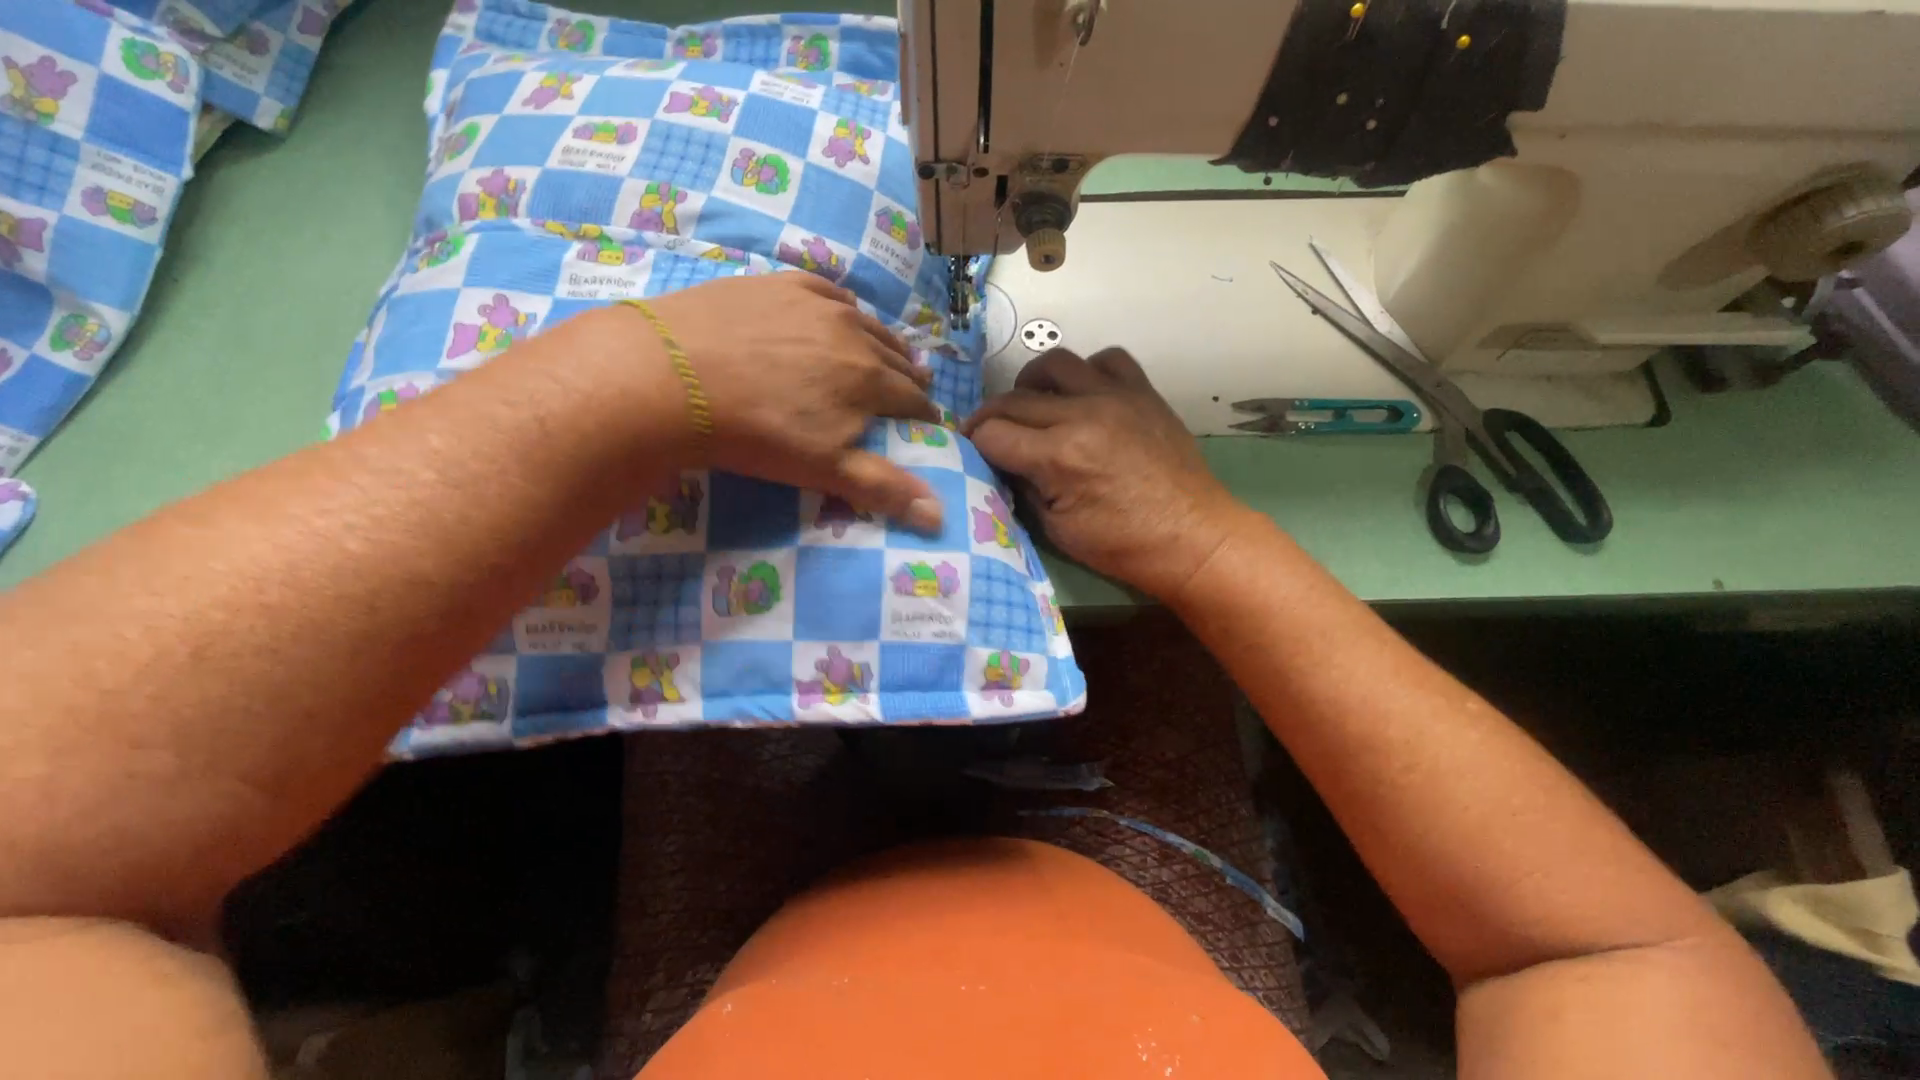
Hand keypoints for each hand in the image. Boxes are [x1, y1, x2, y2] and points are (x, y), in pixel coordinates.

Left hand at [636, 272, 943, 530]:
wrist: (672, 377)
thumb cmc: (754, 432)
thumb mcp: (822, 468)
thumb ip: (882, 488)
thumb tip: (939, 517)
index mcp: (869, 380)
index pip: (912, 399)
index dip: (925, 414)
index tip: (929, 422)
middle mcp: (853, 333)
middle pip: (895, 358)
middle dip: (909, 377)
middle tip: (914, 389)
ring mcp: (815, 303)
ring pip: (865, 321)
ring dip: (882, 341)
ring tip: (888, 352)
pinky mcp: (778, 284)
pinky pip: (826, 289)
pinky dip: (842, 304)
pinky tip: (842, 309)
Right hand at [963, 348, 1249, 599]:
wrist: (1192, 537)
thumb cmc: (1122, 546)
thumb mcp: (1057, 529)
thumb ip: (1024, 487)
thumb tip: (1002, 462)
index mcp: (1059, 456)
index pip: (992, 434)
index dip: (972, 444)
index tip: (969, 453)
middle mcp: (1084, 414)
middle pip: (1014, 399)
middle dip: (991, 418)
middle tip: (989, 436)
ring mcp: (1116, 397)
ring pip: (1054, 363)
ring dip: (1032, 384)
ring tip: (1033, 406)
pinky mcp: (1143, 392)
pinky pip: (1107, 359)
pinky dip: (1086, 373)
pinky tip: (1084, 395)